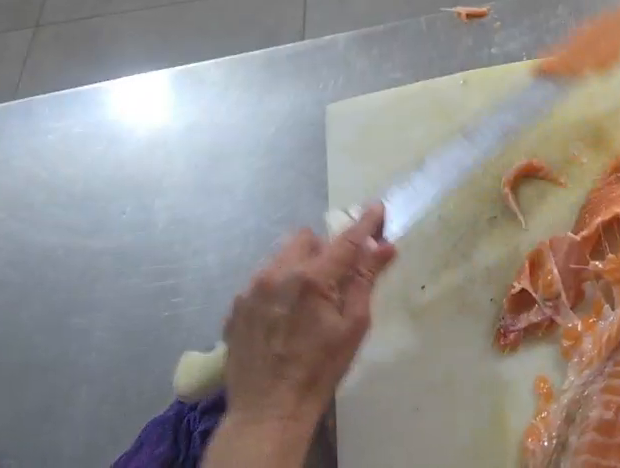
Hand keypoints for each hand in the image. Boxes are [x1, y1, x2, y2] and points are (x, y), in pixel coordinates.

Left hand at [220, 202, 396, 427]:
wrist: (268, 412)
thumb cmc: (320, 370)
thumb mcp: (353, 326)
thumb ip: (365, 280)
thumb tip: (384, 245)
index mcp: (312, 278)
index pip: (346, 240)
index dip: (365, 223)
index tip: (376, 207)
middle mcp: (278, 274)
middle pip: (305, 238)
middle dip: (323, 249)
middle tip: (334, 276)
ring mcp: (251, 290)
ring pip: (280, 257)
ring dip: (298, 265)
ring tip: (305, 299)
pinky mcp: (236, 308)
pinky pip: (261, 281)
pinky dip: (276, 288)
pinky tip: (282, 317)